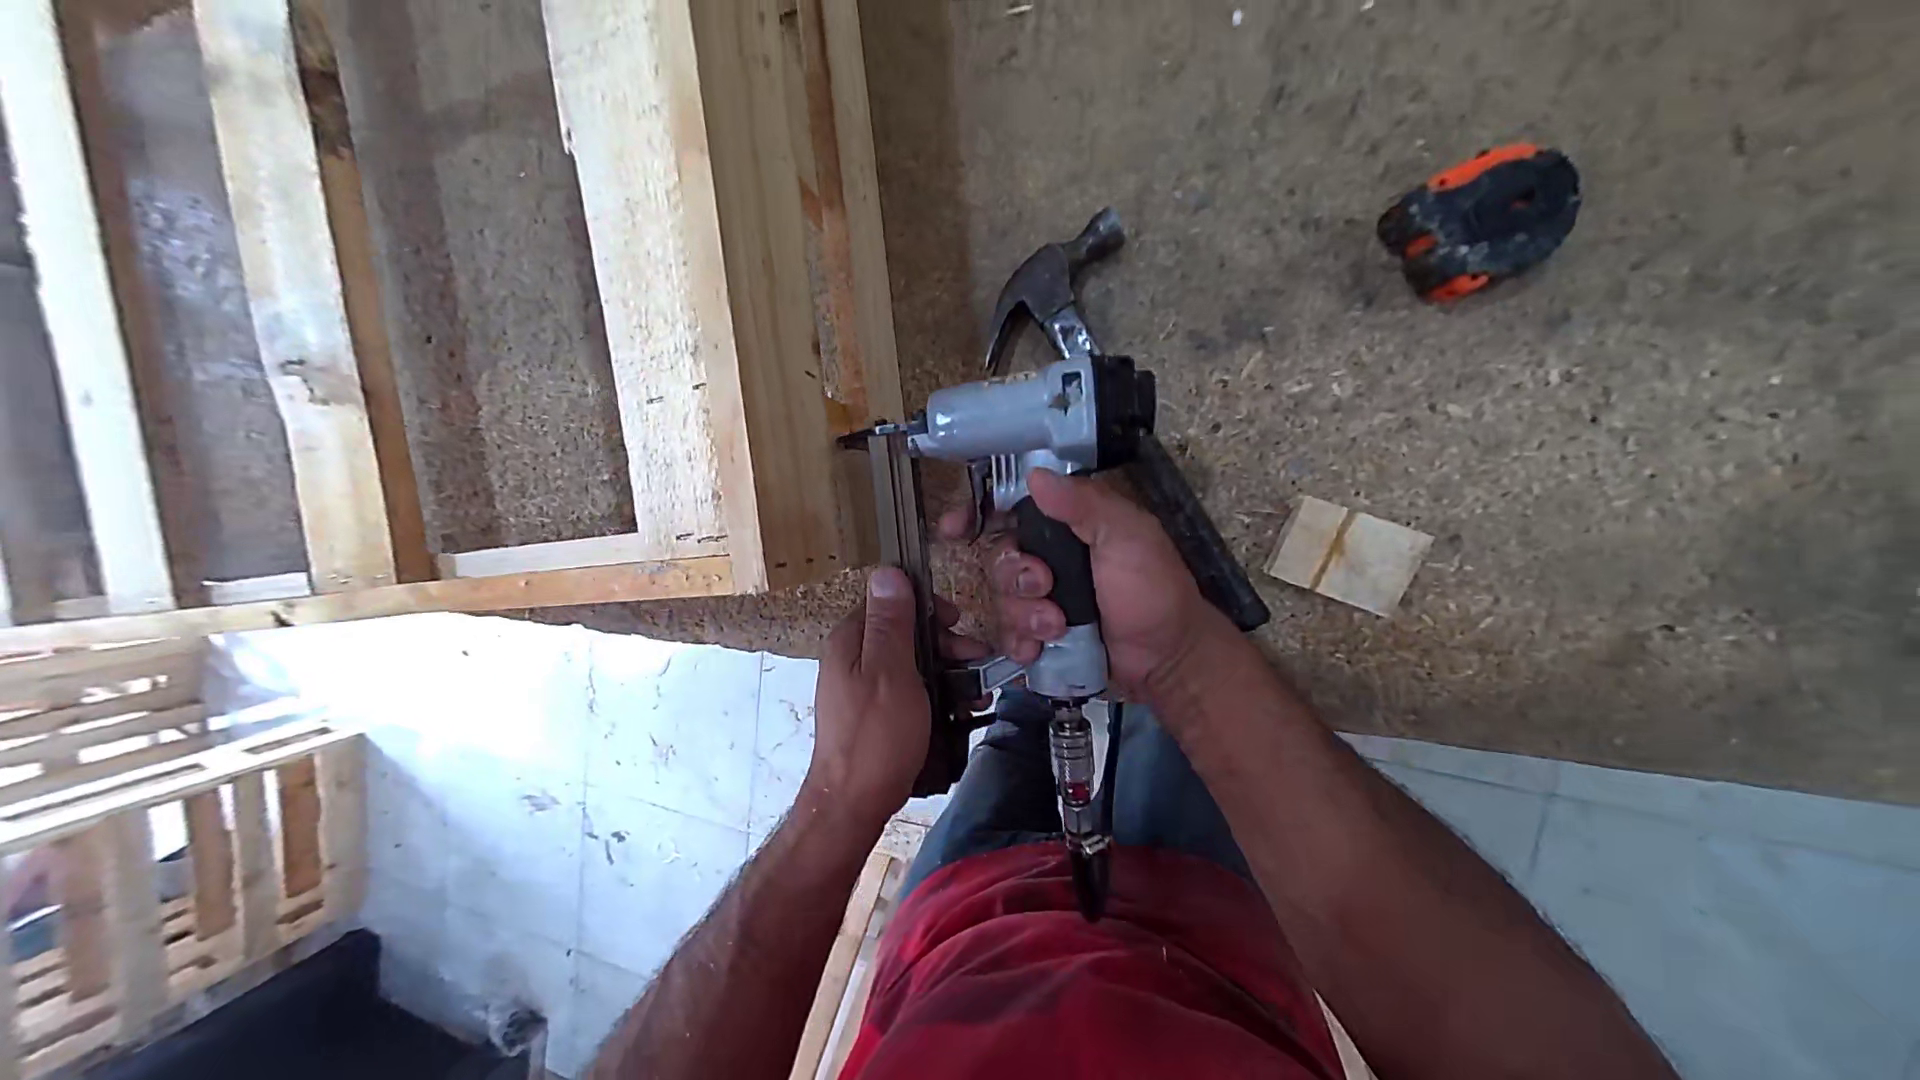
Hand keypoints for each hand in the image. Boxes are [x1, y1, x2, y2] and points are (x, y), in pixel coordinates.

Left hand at [802, 568, 986, 828]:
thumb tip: (888, 571)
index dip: (925, 608)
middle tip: (975, 659)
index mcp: (850, 641)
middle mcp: (851, 658)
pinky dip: (934, 692)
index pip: (889, 602)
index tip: (956, 623)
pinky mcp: (874, 712)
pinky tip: (960, 706)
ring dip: (945, 669)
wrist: (855, 803)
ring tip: (977, 688)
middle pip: (903, 633)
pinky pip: (908, 689)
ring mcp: (861, 687)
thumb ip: (891, 622)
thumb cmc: (876, 736)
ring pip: (910, 662)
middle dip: (943, 642)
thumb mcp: (890, 671)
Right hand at [939, 469, 1220, 701]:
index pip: (1012, 508)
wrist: (1167, 659)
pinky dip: (1020, 643)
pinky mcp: (1041, 637)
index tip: (955, 527)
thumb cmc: (1153, 590)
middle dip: (1017, 577)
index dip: (978, 513)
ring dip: (1023, 615)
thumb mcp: (1128, 537)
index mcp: (1068, 525)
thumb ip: (1085, 505)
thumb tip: (1036, 476)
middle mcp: (1049, 558)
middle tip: (1046, 588)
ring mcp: (1043, 600)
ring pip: (1002, 599)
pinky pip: (1009, 636)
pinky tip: (1038, 651)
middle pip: (1000, 557)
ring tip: (1056, 628)